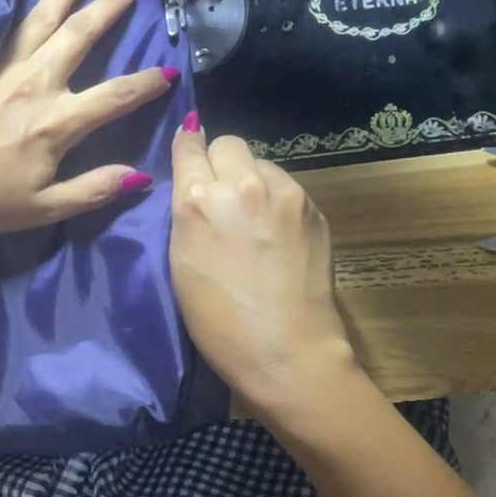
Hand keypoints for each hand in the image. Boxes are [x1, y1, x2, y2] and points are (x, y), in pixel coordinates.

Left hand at [0, 0, 177, 244]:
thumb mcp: (44, 209)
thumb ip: (93, 189)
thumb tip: (139, 175)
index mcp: (57, 123)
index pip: (115, 95)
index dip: (146, 83)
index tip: (167, 70)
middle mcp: (34, 86)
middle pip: (77, 36)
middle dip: (107, 9)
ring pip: (38, 21)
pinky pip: (3, 34)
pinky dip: (22, 14)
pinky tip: (26, 2)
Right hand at [169, 117, 355, 404]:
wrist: (287, 352)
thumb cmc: (218, 323)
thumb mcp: (182, 264)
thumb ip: (187, 214)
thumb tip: (194, 182)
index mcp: (198, 202)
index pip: (189, 146)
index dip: (187, 149)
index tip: (188, 154)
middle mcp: (243, 185)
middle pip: (229, 144)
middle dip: (221, 163)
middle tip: (221, 199)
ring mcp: (285, 194)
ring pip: (261, 164)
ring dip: (252, 182)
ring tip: (252, 224)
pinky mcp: (314, 209)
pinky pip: (286, 188)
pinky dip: (276, 203)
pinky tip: (277, 239)